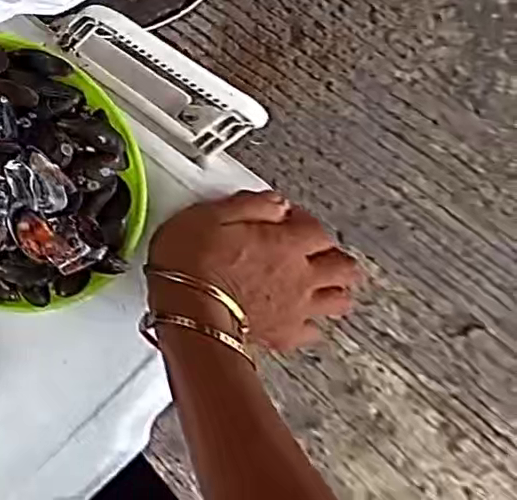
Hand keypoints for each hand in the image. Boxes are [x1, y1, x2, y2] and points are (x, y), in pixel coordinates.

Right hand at [149, 191, 362, 352]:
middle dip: (329, 256)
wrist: (189, 305)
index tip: (281, 215)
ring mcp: (299, 307)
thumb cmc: (191, 259)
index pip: (315, 228)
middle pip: (344, 266)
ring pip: (340, 299)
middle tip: (306, 250)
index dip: (300, 219)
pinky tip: (287, 312)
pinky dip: (304, 319)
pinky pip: (311, 328)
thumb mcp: (205, 216)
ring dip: (329, 287)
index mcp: (284, 244)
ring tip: (307, 280)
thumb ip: (247, 205)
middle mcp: (302, 276)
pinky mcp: (287, 332)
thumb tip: (273, 201)